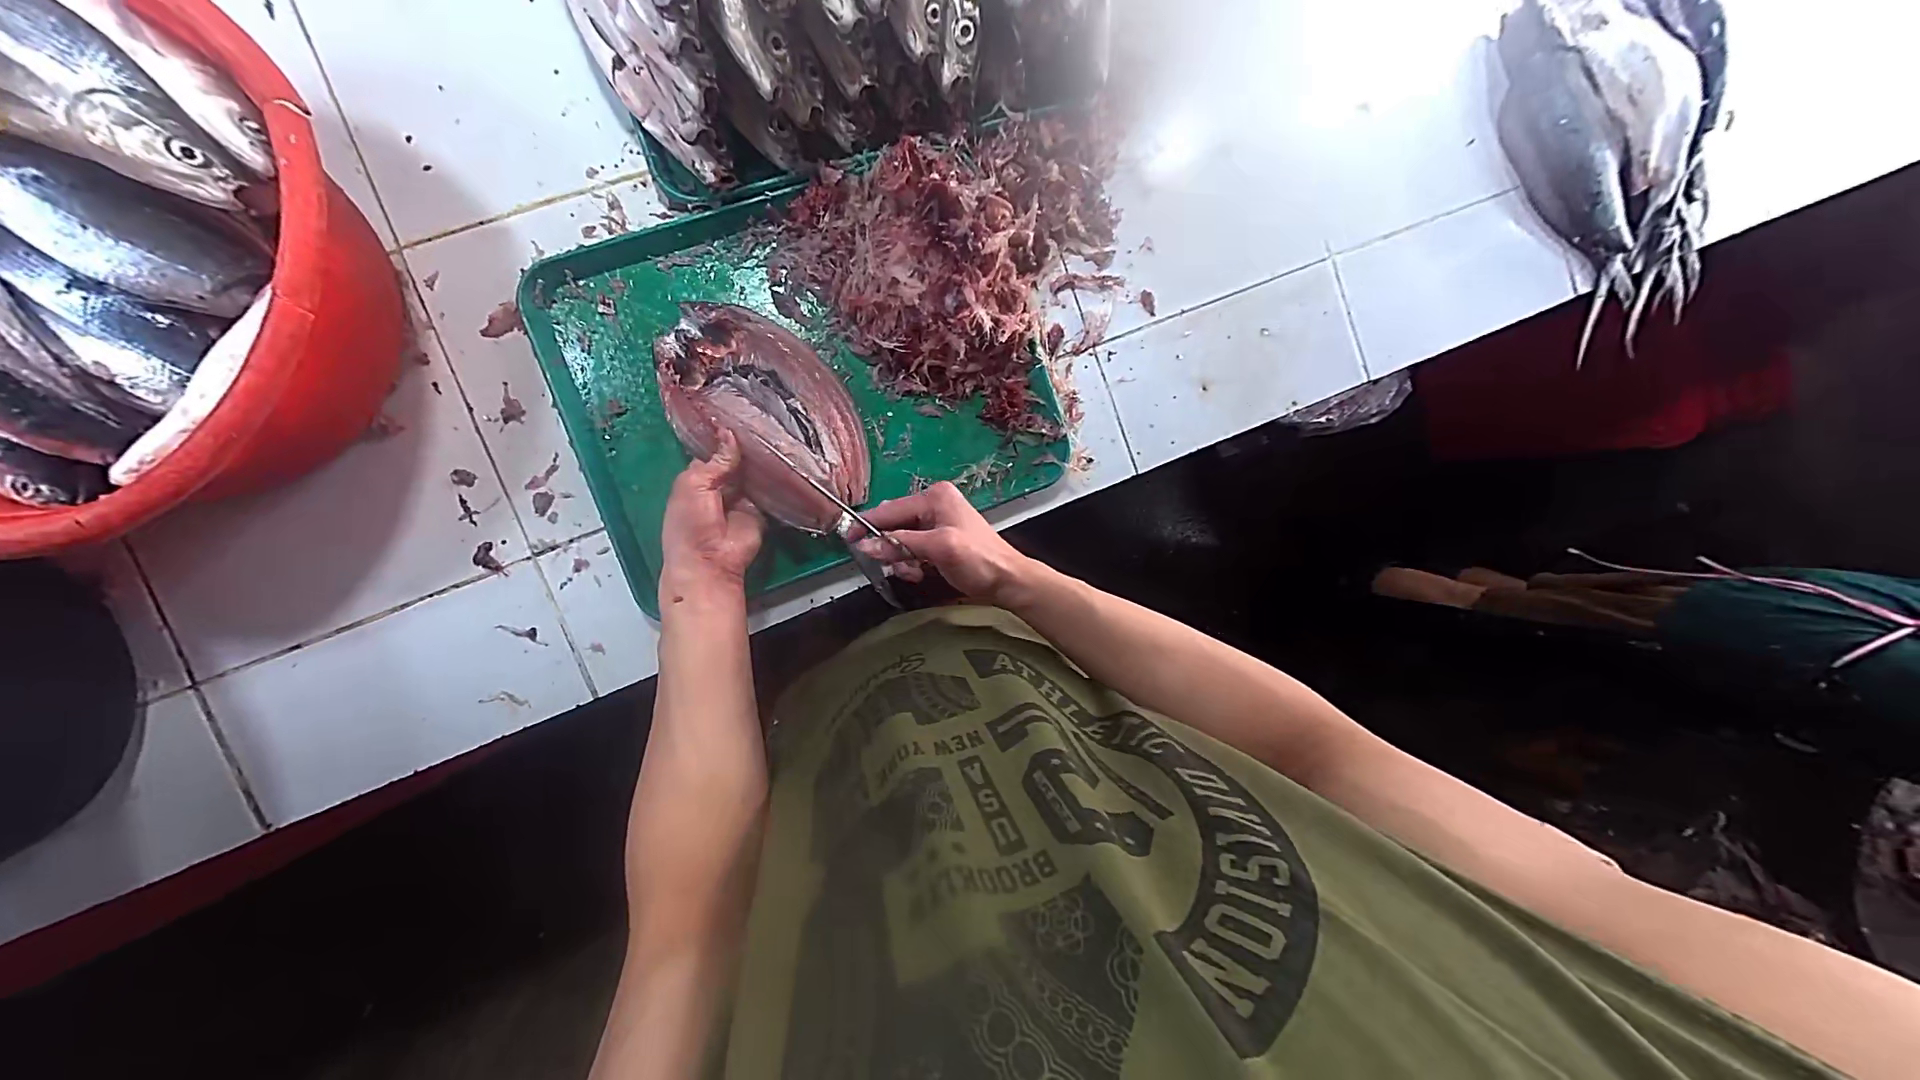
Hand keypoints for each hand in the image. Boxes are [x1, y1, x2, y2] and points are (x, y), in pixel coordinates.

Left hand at [660, 429, 763, 599]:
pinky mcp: (760, 510)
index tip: (740, 415)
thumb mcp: (694, 484)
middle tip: (765, 421)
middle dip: (747, 446)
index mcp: (698, 478)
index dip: (724, 436)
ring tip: (779, 435)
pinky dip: (776, 479)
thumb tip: (729, 433)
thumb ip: (715, 460)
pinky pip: (770, 490)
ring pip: (755, 473)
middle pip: (737, 461)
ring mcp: (742, 497)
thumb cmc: (690, 524)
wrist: (711, 562)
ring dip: (763, 460)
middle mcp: (721, 485)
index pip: (714, 451)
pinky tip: (786, 459)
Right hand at [856, 482, 1045, 608]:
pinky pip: (913, 549)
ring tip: (914, 572)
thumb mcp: (937, 548)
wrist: (1008, 580)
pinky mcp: (940, 540)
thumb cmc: (978, 560)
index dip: (867, 524)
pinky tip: (919, 572)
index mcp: (935, 497)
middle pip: (895, 524)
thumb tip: (865, 544)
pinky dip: (911, 562)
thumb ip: (900, 543)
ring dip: (901, 559)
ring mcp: (938, 522)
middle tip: (894, 566)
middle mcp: (934, 504)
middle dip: (890, 547)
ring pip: (901, 539)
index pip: (890, 509)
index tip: (847, 539)